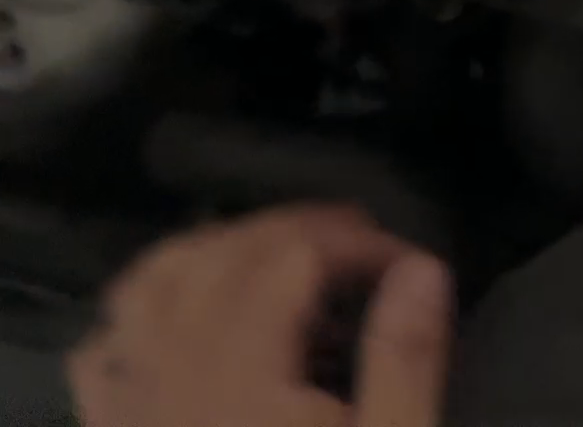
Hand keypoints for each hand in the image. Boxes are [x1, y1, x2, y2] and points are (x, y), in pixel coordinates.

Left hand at [68, 205, 452, 426]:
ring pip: (146, 291)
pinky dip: (157, 301)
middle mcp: (168, 394)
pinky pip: (108, 346)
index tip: (410, 263)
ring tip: (293, 255)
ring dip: (223, 248)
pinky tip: (211, 304)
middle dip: (299, 227)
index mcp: (239, 394)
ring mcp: (130, 418)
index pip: (288, 260)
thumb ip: (408, 356)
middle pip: (214, 258)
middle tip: (364, 244)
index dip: (358, 240)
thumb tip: (421, 266)